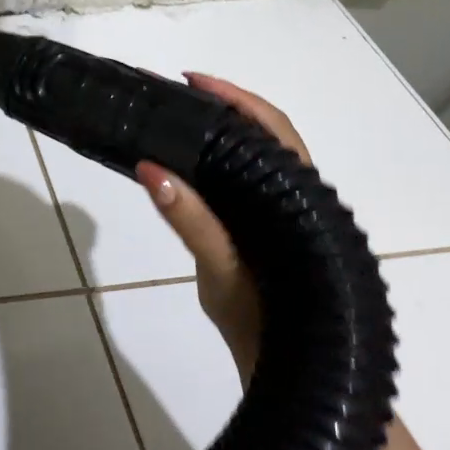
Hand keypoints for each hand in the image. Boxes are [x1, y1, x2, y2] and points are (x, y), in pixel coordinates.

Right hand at [134, 72, 309, 379]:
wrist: (290, 370)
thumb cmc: (262, 320)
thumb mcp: (223, 272)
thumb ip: (192, 221)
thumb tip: (151, 169)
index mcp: (299, 200)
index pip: (274, 129)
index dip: (235, 98)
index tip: (189, 79)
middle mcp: (297, 198)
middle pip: (265, 135)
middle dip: (220, 107)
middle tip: (169, 94)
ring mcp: (282, 213)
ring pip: (255, 157)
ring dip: (217, 132)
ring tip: (170, 119)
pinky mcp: (265, 228)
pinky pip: (242, 181)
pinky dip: (215, 161)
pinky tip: (185, 163)